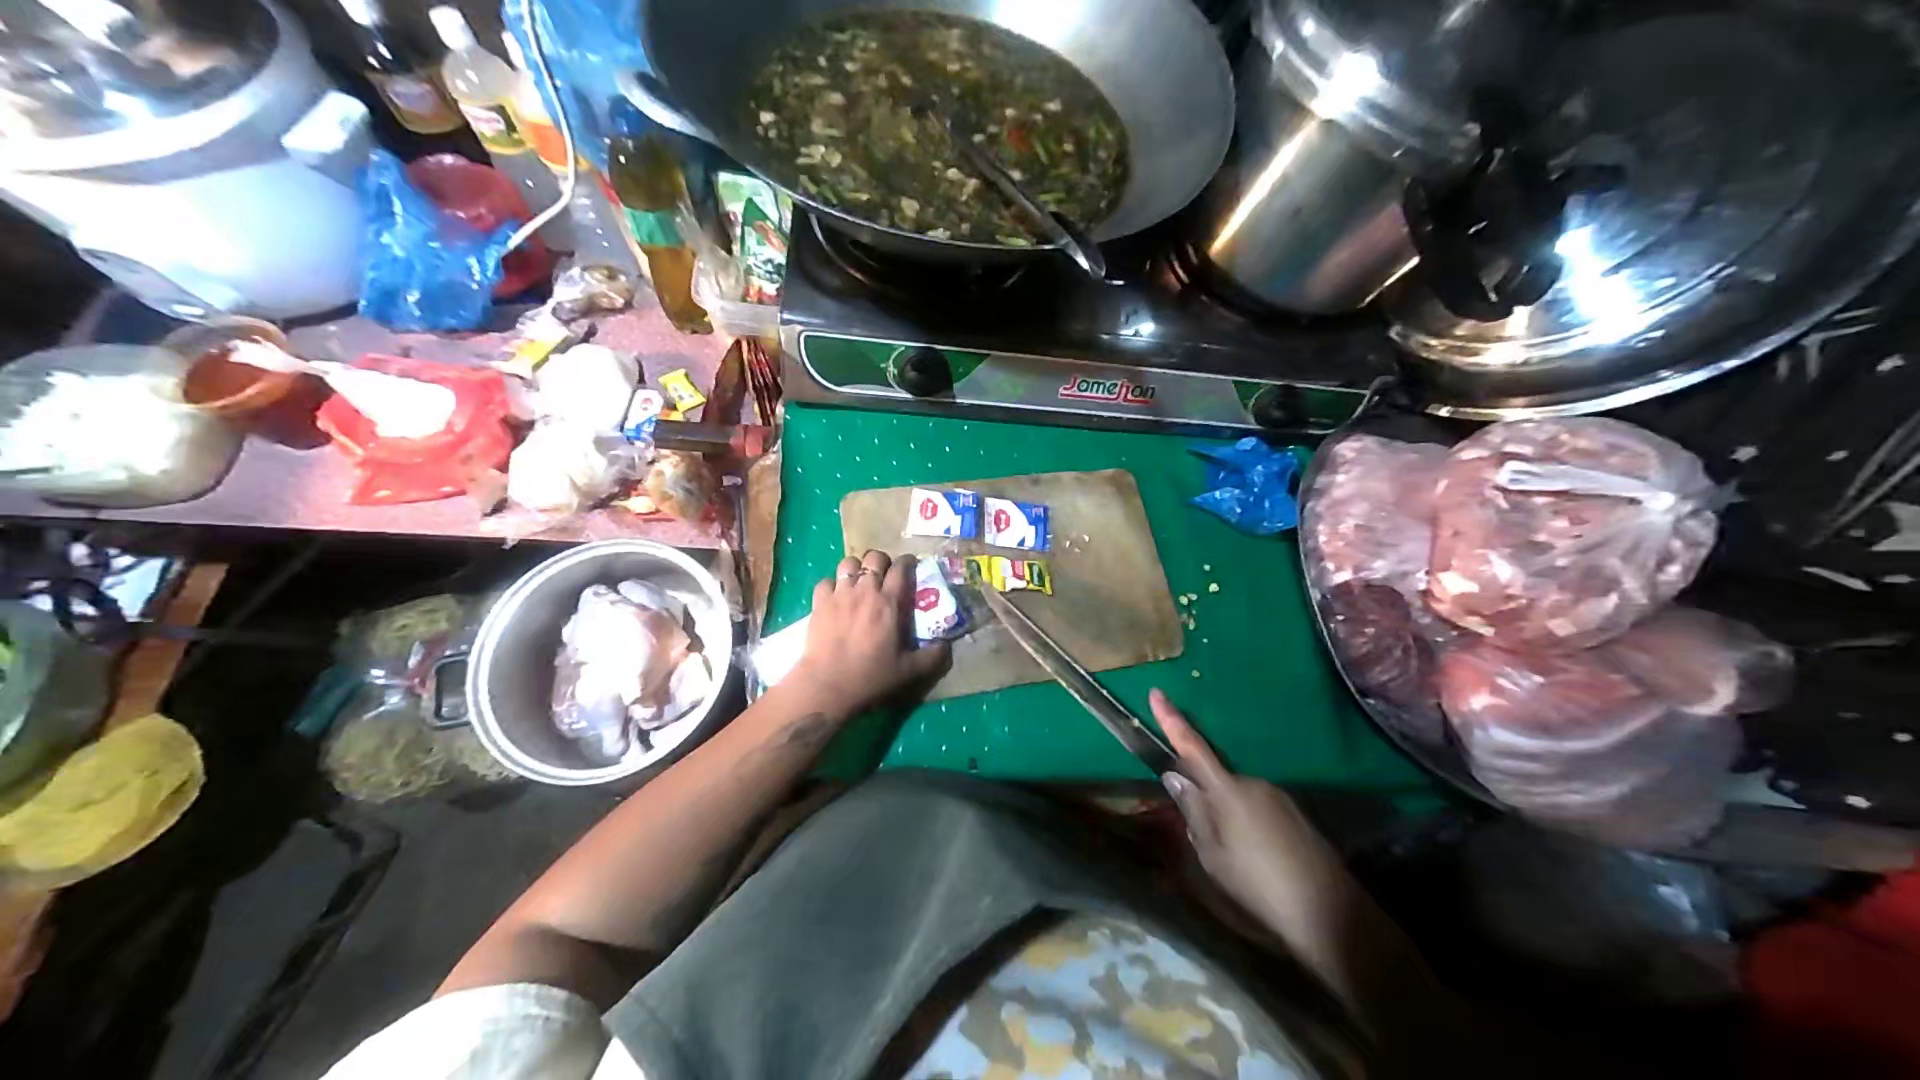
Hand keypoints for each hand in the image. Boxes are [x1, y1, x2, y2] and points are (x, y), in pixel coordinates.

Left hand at [786, 550, 950, 720]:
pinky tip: (836, 597)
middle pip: (874, 557)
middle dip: (882, 562)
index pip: (901, 568)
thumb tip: (947, 645)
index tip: (910, 566)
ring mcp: (839, 594)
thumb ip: (933, 656)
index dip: (907, 562)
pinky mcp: (819, 603)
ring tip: (859, 582)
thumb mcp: (910, 671)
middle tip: (884, 576)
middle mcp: (865, 591)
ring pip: (849, 563)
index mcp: (889, 603)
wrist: (828, 686)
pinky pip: (826, 581)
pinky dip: (832, 585)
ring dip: (856, 569)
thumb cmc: (872, 677)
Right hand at [1155, 691, 1477, 1058]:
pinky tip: (1253, 862)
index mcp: (1228, 790)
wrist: (1330, 914)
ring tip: (1228, 860)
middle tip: (1197, 837)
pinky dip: (1245, 827)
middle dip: (1200, 797)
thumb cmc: (1257, 883)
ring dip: (1224, 817)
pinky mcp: (1295, 816)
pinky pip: (1256, 810)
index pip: (1192, 748)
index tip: (1157, 692)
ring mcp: (1278, 798)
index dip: (1171, 721)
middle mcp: (1254, 783)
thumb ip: (1192, 810)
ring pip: (1235, 798)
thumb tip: (1175, 775)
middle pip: (1214, 779)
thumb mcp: (1211, 853)